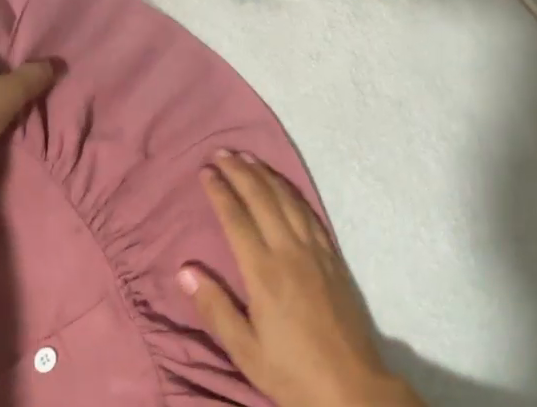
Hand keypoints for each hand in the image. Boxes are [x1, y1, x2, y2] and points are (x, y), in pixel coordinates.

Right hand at [179, 152, 421, 406]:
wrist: (351, 385)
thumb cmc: (291, 371)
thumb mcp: (245, 350)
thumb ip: (215, 307)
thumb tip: (185, 270)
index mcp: (264, 272)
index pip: (237, 218)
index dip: (220, 192)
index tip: (205, 171)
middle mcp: (290, 251)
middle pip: (262, 198)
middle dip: (240, 171)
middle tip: (221, 152)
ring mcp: (316, 251)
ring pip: (288, 199)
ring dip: (266, 174)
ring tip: (248, 158)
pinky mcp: (333, 257)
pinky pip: (310, 212)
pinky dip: (293, 192)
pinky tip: (285, 186)